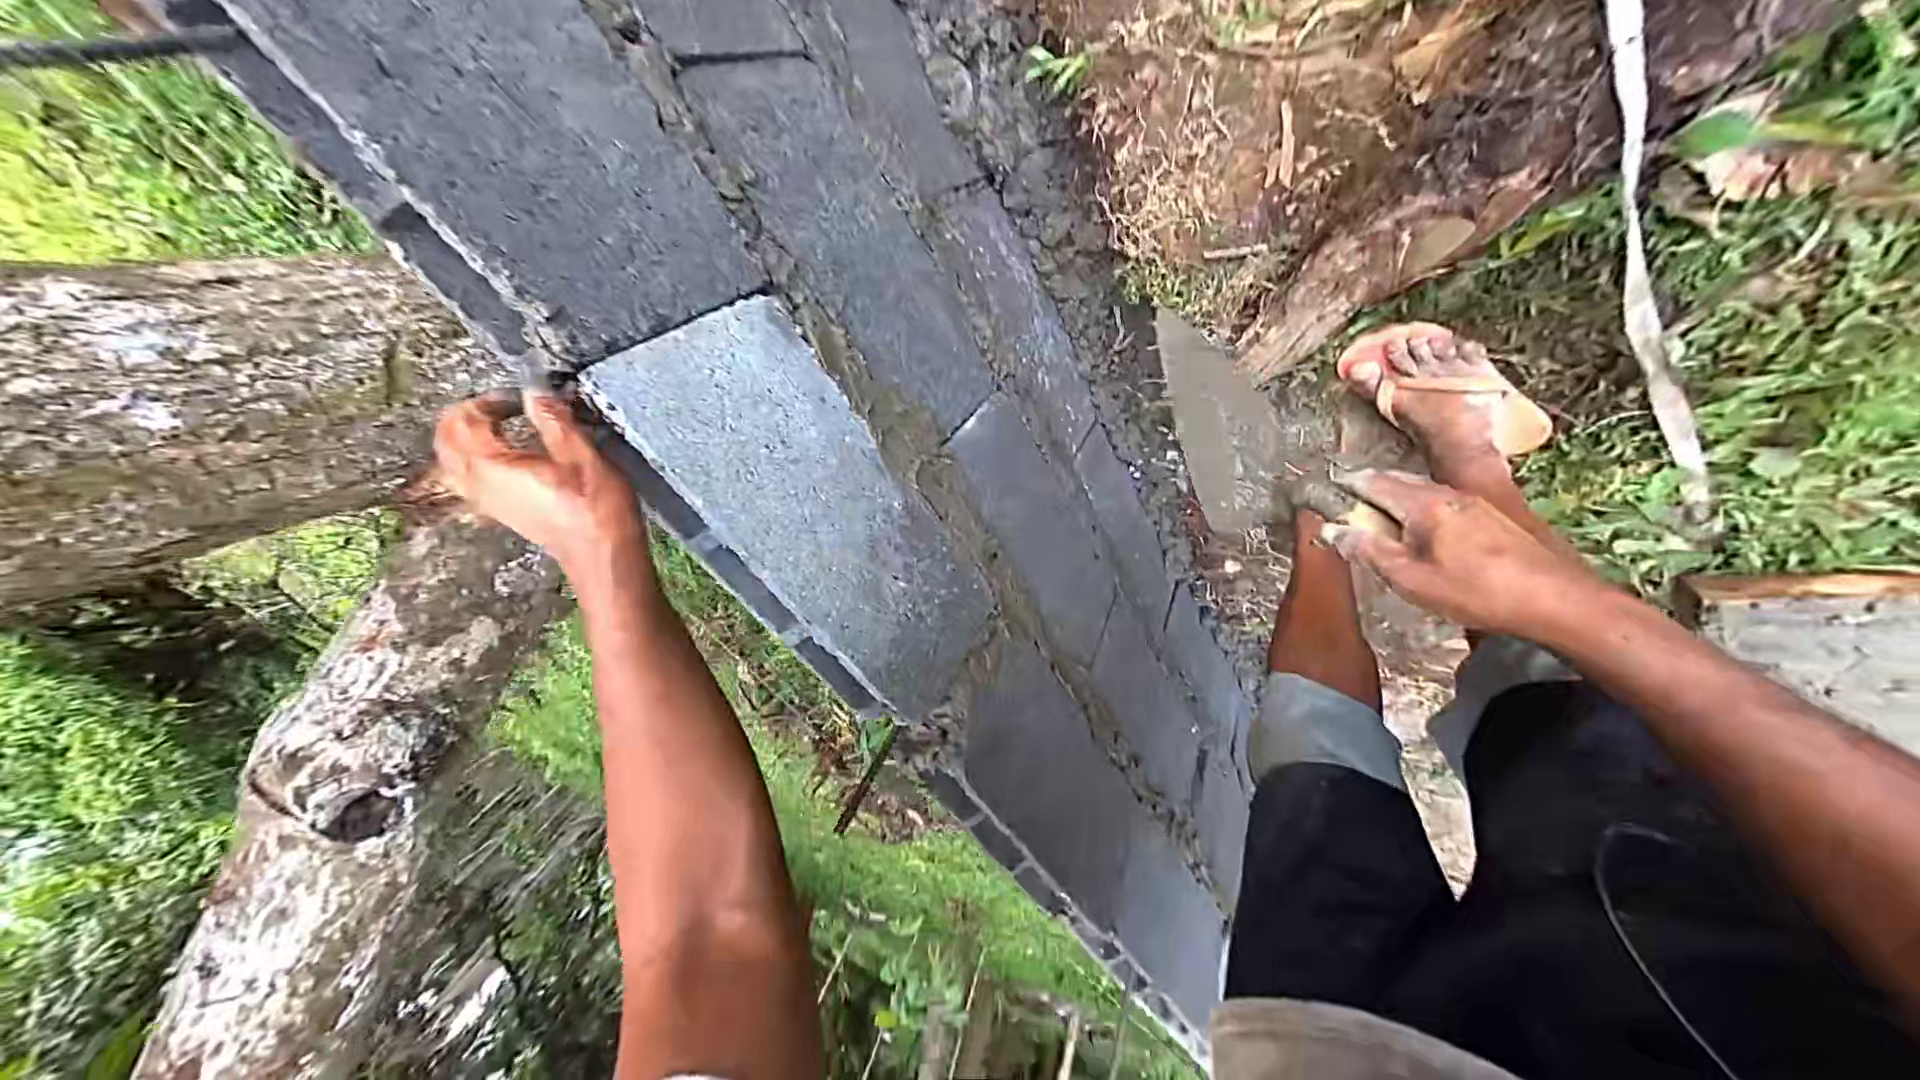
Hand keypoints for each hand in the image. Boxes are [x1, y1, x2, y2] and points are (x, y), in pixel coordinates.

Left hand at [433, 389, 643, 569]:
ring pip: (454, 460)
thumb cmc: (595, 511)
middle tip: (502, 406)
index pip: (466, 419)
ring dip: (470, 438)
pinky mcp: (501, 511)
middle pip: (447, 439)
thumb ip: (555, 421)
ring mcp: (486, 501)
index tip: (519, 397)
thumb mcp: (582, 456)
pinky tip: (511, 456)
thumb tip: (538, 395)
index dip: (489, 401)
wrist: (602, 553)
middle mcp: (477, 484)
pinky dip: (480, 459)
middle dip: (468, 416)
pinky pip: (471, 478)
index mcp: (490, 466)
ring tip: (504, 427)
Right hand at [1320, 469, 1605, 637]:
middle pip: (1397, 480)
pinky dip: (1419, 507)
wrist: (1557, 601)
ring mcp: (1475, 501)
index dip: (1345, 485)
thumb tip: (1331, 529)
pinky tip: (1419, 531)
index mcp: (1424, 504)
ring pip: (1422, 490)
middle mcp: (1449, 493)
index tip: (1325, 492)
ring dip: (1395, 498)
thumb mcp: (1409, 578)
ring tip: (1378, 520)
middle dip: (1368, 488)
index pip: (1372, 482)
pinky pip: (1442, 500)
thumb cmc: (1476, 592)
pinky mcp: (1492, 515)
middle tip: (1347, 506)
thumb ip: (1368, 551)